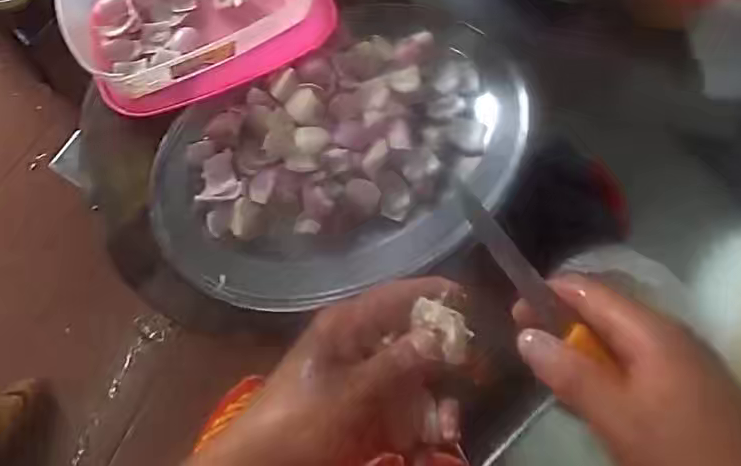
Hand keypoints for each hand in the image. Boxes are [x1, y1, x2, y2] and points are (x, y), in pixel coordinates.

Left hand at [190, 277, 466, 465]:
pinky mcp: (365, 414)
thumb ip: (397, 364)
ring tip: (449, 427)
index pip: (394, 295)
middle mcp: (359, 344)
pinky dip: (421, 427)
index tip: (465, 296)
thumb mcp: (353, 391)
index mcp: (348, 324)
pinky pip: (402, 412)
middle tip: (474, 372)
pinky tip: (432, 446)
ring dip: (435, 402)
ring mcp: (363, 380)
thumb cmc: (305, 416)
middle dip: (443, 357)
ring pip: (412, 379)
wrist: (265, 461)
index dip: (429, 292)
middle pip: (410, 337)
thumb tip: (437, 336)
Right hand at [512, 274, 740, 465]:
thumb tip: (525, 333)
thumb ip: (571, 375)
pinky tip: (605, 406)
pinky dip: (614, 377)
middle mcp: (670, 334)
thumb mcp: (621, 420)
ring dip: (588, 355)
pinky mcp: (702, 395)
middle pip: (603, 312)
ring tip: (562, 383)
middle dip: (564, 326)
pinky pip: (644, 368)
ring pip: (623, 343)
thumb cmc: (689, 455)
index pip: (585, 287)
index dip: (545, 293)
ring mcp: (690, 365)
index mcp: (650, 328)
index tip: (514, 316)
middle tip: (532, 352)